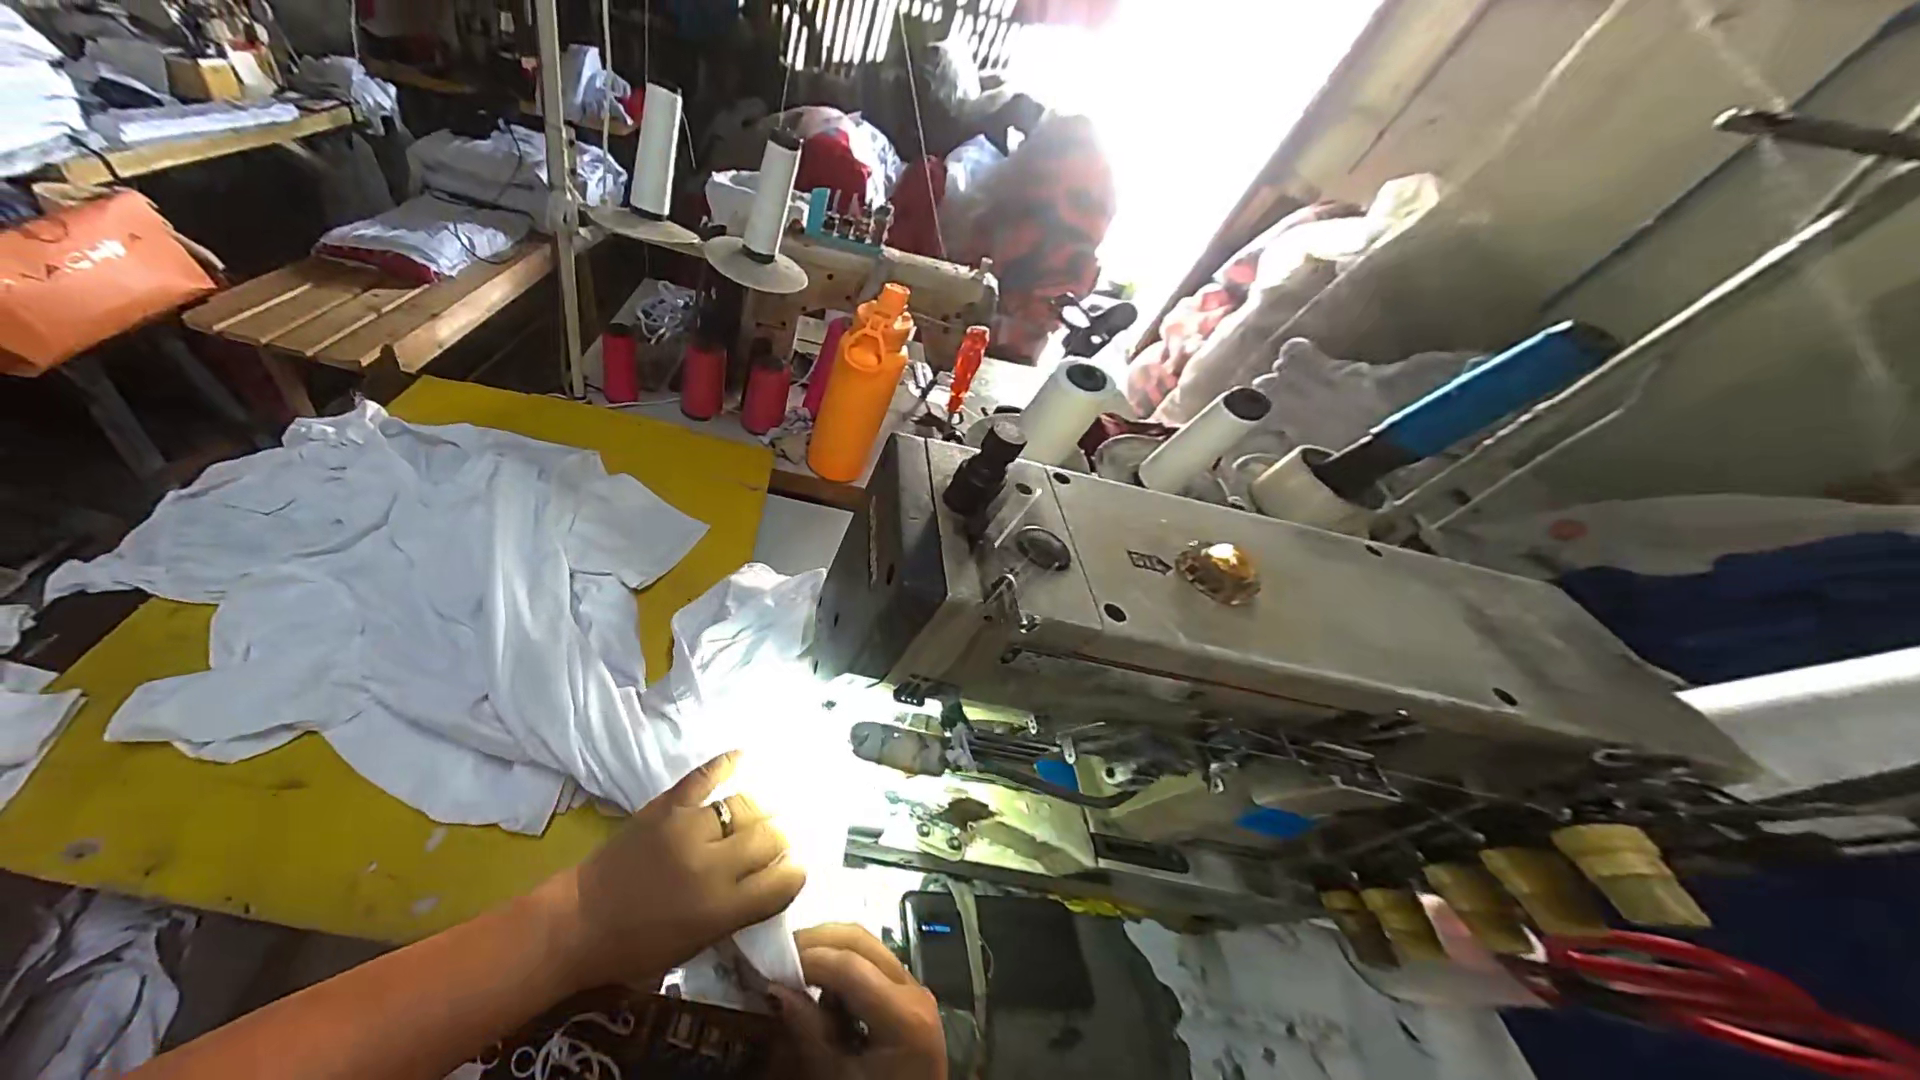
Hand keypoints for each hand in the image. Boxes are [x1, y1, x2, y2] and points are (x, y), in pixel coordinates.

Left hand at [539, 752, 805, 990]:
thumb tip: (773, 876)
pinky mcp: (666, 806)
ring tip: (754, 817)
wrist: (575, 924)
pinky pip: (704, 777)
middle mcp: (712, 865)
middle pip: (770, 837)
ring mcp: (687, 830)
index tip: (790, 871)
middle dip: (778, 841)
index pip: (783, 880)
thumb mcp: (699, 943)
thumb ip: (741, 909)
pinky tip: (741, 757)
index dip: (793, 873)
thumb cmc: (636, 947)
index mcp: (722, 908)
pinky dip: (725, 765)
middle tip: (771, 845)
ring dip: (757, 812)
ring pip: (745, 806)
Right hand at [773, 923, 946, 1079]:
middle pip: (861, 941)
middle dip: (818, 941)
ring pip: (868, 945)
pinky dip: (844, 964)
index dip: (808, 959)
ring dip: (830, 948)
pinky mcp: (908, 996)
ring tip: (795, 966)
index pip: (850, 965)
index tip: (773, 966)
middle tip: (780, 954)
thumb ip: (809, 1033)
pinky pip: (874, 963)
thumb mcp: (837, 1079)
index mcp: (902, 1014)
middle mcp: (914, 990)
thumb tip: (778, 990)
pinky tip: (820, 983)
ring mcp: (915, 990)